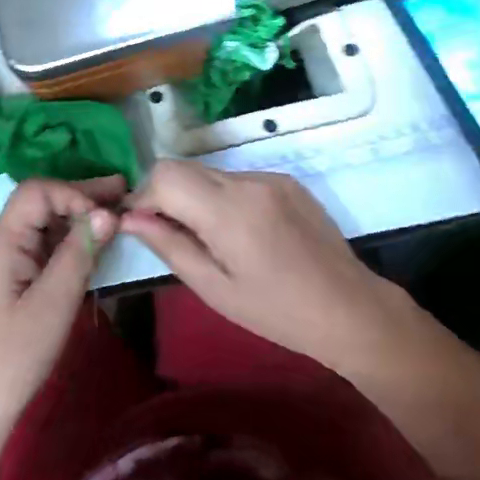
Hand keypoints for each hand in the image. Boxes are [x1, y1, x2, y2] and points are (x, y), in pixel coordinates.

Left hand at [0, 176, 124, 446]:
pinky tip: (94, 240)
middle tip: (124, 192)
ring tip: (117, 212)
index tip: (109, 213)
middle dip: (81, 196)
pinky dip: (68, 238)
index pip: (37, 192)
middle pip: (39, 202)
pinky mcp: (11, 275)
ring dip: (78, 215)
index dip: (74, 193)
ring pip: (42, 222)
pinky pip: (41, 243)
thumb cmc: (17, 353)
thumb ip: (80, 252)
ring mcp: (3, 258)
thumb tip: (107, 212)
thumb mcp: (55, 301)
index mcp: (0, 240)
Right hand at [121, 161, 409, 373]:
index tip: (137, 226)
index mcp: (228, 211)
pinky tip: (237, 232)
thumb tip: (129, 218)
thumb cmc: (276, 311)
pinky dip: (219, 197)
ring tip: (204, 237)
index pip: (164, 177)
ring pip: (207, 172)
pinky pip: (235, 179)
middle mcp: (248, 182)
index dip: (141, 197)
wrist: (350, 309)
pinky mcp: (286, 180)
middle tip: (164, 233)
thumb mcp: (213, 288)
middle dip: (161, 194)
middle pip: (181, 168)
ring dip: (191, 196)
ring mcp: (270, 177)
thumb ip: (168, 245)